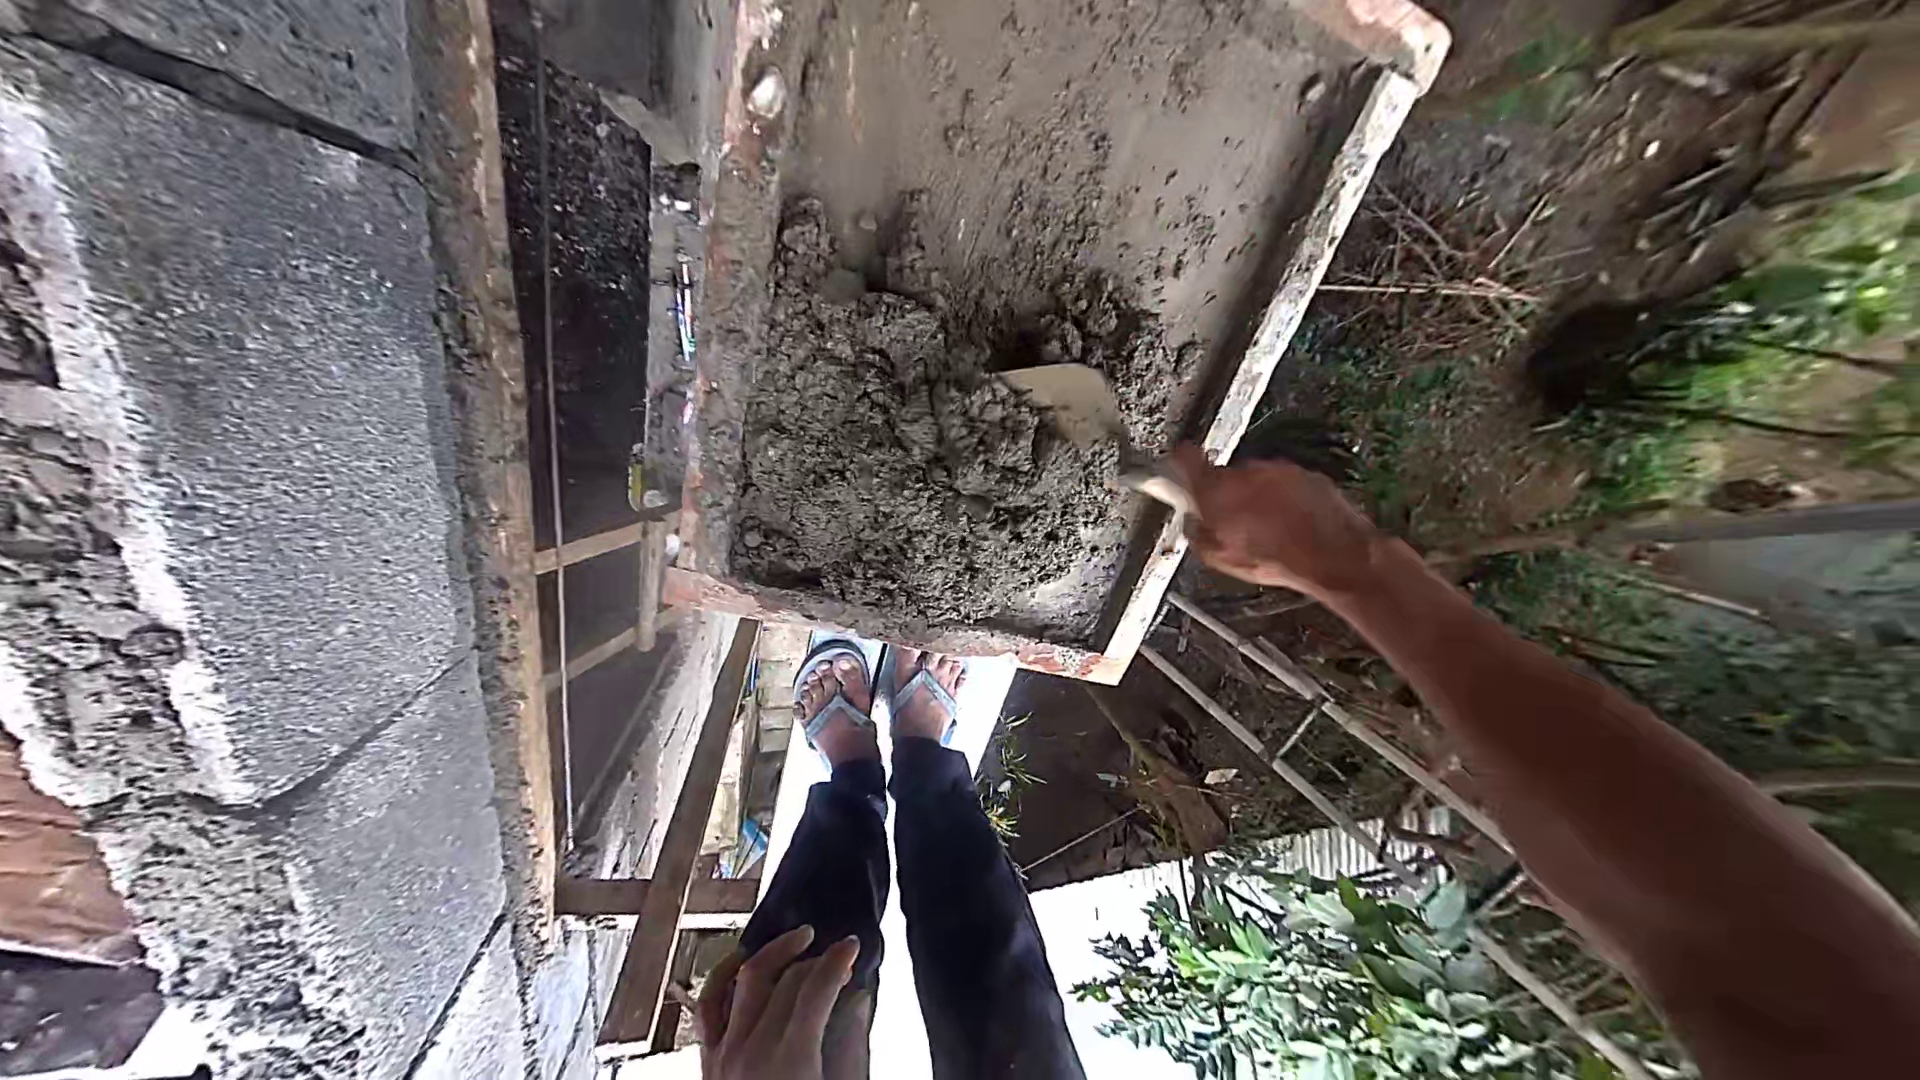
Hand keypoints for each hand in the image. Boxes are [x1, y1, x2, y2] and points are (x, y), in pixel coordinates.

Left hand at [696, 925, 858, 1079]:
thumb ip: (852, 1042)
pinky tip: (740, 960)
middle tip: (838, 958)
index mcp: (790, 1059)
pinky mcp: (707, 1067)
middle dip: (817, 960)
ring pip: (743, 980)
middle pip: (787, 979)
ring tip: (798, 939)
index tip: (853, 944)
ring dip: (772, 952)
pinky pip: (707, 1010)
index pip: (816, 985)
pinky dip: (721, 977)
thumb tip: (857, 995)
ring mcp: (722, 1058)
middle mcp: (751, 1051)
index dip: (838, 958)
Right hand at [1169, 443, 1383, 597]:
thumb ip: (1196, 533)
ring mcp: (1277, 470)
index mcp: (1216, 490)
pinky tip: (1287, 526)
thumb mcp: (1218, 557)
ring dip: (1256, 499)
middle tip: (1231, 522)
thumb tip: (1191, 524)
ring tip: (1265, 530)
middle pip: (1224, 476)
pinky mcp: (1305, 474)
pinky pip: (1284, 485)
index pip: (1186, 458)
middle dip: (1225, 495)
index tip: (1178, 461)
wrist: (1332, 555)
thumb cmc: (1276, 558)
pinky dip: (1283, 500)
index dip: (1179, 460)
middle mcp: (1246, 473)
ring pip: (1256, 481)